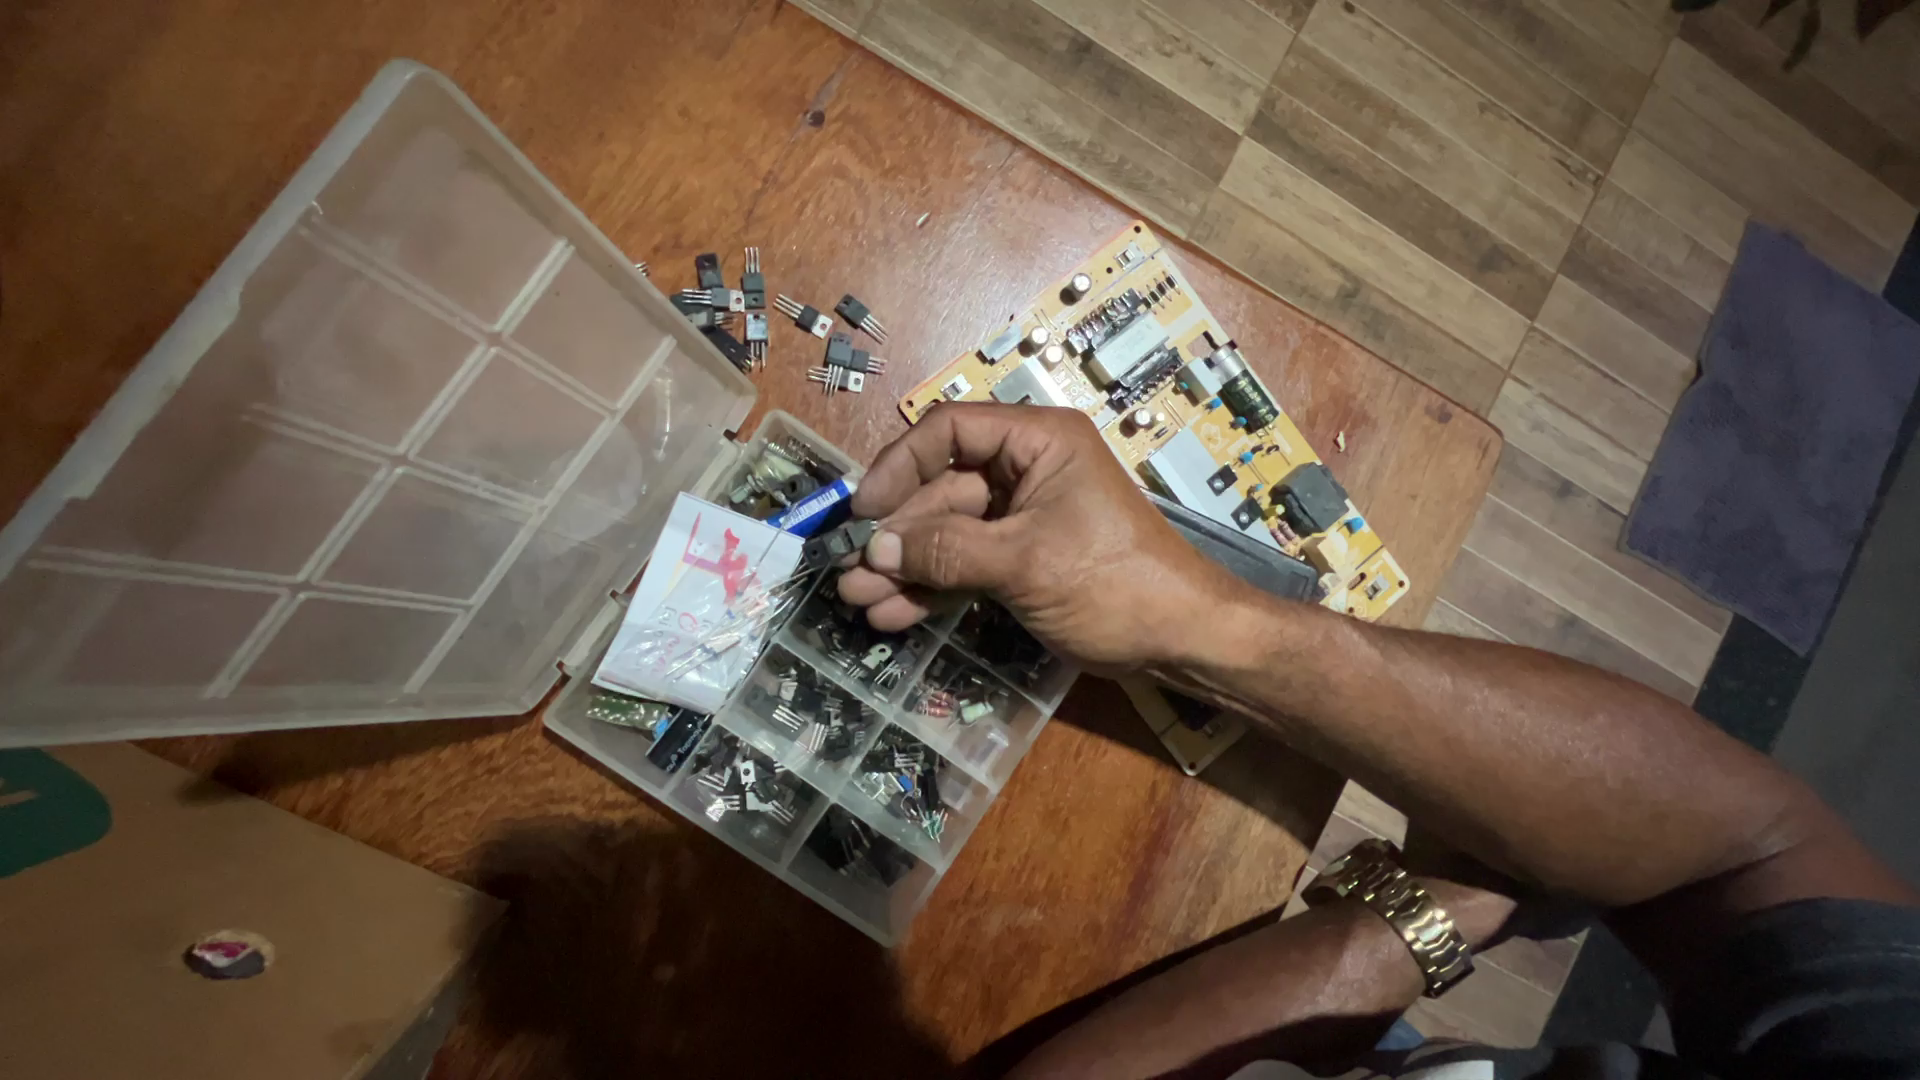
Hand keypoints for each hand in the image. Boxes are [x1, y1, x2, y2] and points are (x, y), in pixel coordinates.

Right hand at [837, 402, 1239, 669]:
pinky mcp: (1021, 559)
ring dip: (906, 566)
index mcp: (1037, 442)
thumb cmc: (1114, 583)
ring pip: (948, 533)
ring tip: (860, 600)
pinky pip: (966, 563)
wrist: (1180, 640)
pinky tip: (894, 613)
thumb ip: (947, 550)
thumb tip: (874, 547)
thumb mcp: (1025, 562)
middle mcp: (1025, 470)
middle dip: (896, 534)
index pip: (950, 431)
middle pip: (941, 489)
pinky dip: (933, 587)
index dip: (900, 465)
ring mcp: (1021, 517)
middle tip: (850, 573)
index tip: (865, 510)